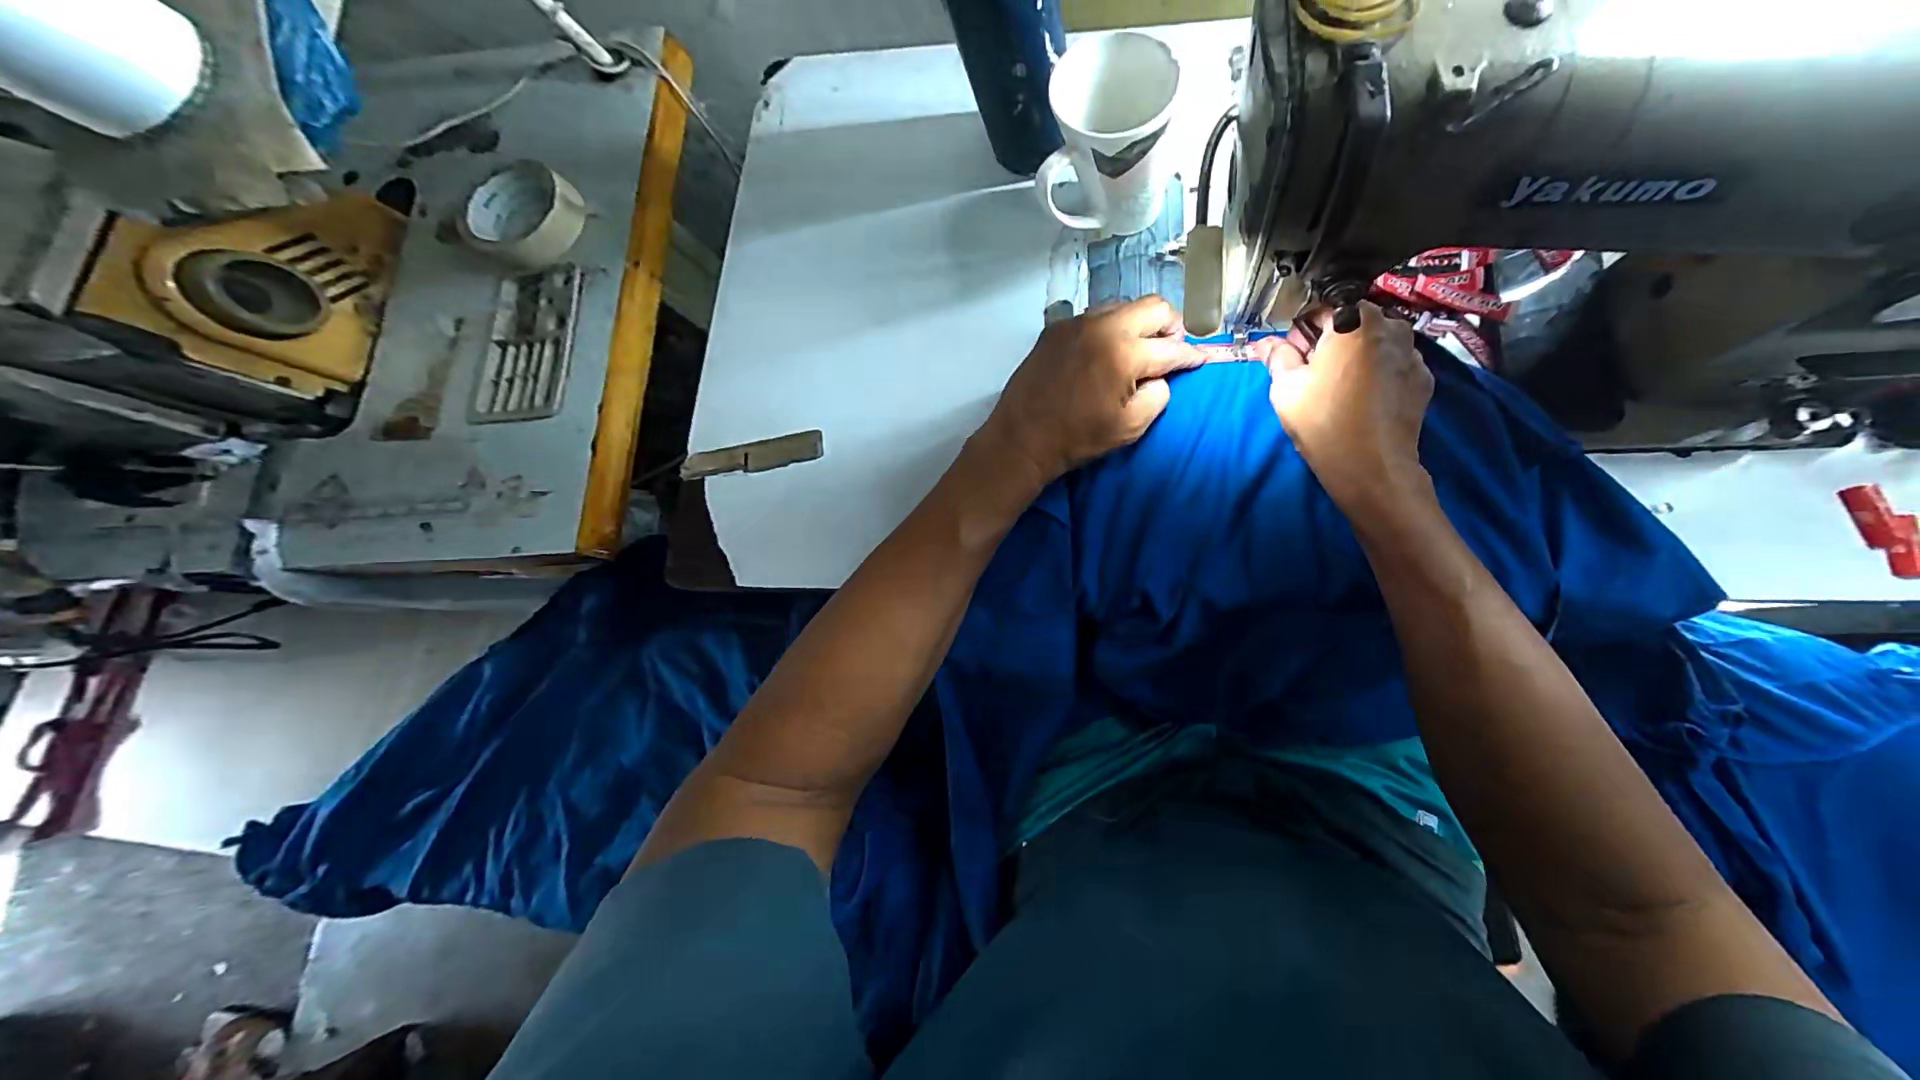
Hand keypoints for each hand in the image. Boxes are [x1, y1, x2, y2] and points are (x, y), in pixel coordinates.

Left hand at [975, 296, 1203, 487]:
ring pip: (1123, 306)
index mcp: (1124, 352)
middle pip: (1154, 306)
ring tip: (1137, 350)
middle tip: (1169, 349)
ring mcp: (1076, 323)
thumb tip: (1161, 376)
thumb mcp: (1130, 426)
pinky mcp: (1055, 328)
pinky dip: (1109, 329)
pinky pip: (1094, 317)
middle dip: (1170, 326)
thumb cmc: (1077, 438)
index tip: (1198, 360)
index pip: (1172, 346)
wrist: (1021, 438)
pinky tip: (1104, 352)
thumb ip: (1158, 395)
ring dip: (1138, 324)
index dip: (1190, 356)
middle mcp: (1102, 326)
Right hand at [1262, 302, 1434, 509]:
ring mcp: (1412, 353)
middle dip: (1332, 338)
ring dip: (1355, 354)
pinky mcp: (1422, 378)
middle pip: (1355, 321)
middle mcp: (1390, 328)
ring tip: (1337, 384)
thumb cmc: (1322, 422)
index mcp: (1354, 323)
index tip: (1293, 351)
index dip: (1303, 327)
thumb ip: (1278, 357)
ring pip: (1376, 341)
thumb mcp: (1286, 389)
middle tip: (1312, 369)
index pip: (1324, 306)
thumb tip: (1266, 343)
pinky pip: (1393, 362)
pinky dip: (1376, 371)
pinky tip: (1361, 397)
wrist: (1371, 466)